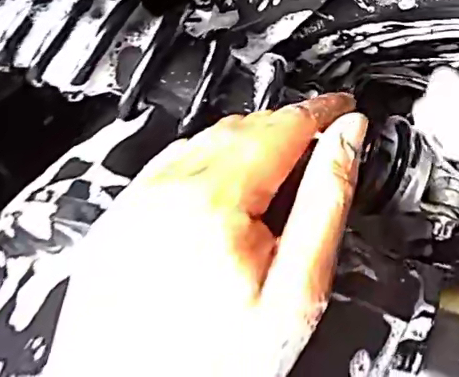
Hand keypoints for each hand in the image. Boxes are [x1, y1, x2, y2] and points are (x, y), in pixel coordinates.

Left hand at [47, 93, 367, 376]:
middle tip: (323, 143)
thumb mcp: (298, 285)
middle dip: (290, 127)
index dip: (325, 109)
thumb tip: (349, 134)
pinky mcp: (110, 233)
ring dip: (252, 141)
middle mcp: (163, 194)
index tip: (346, 107)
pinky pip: (172, 168)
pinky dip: (211, 163)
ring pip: (207, 141)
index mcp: (213, 199)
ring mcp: (130, 212)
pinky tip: (231, 193)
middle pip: (246, 125)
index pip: (286, 123)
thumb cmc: (212, 366)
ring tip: (282, 170)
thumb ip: (329, 196)